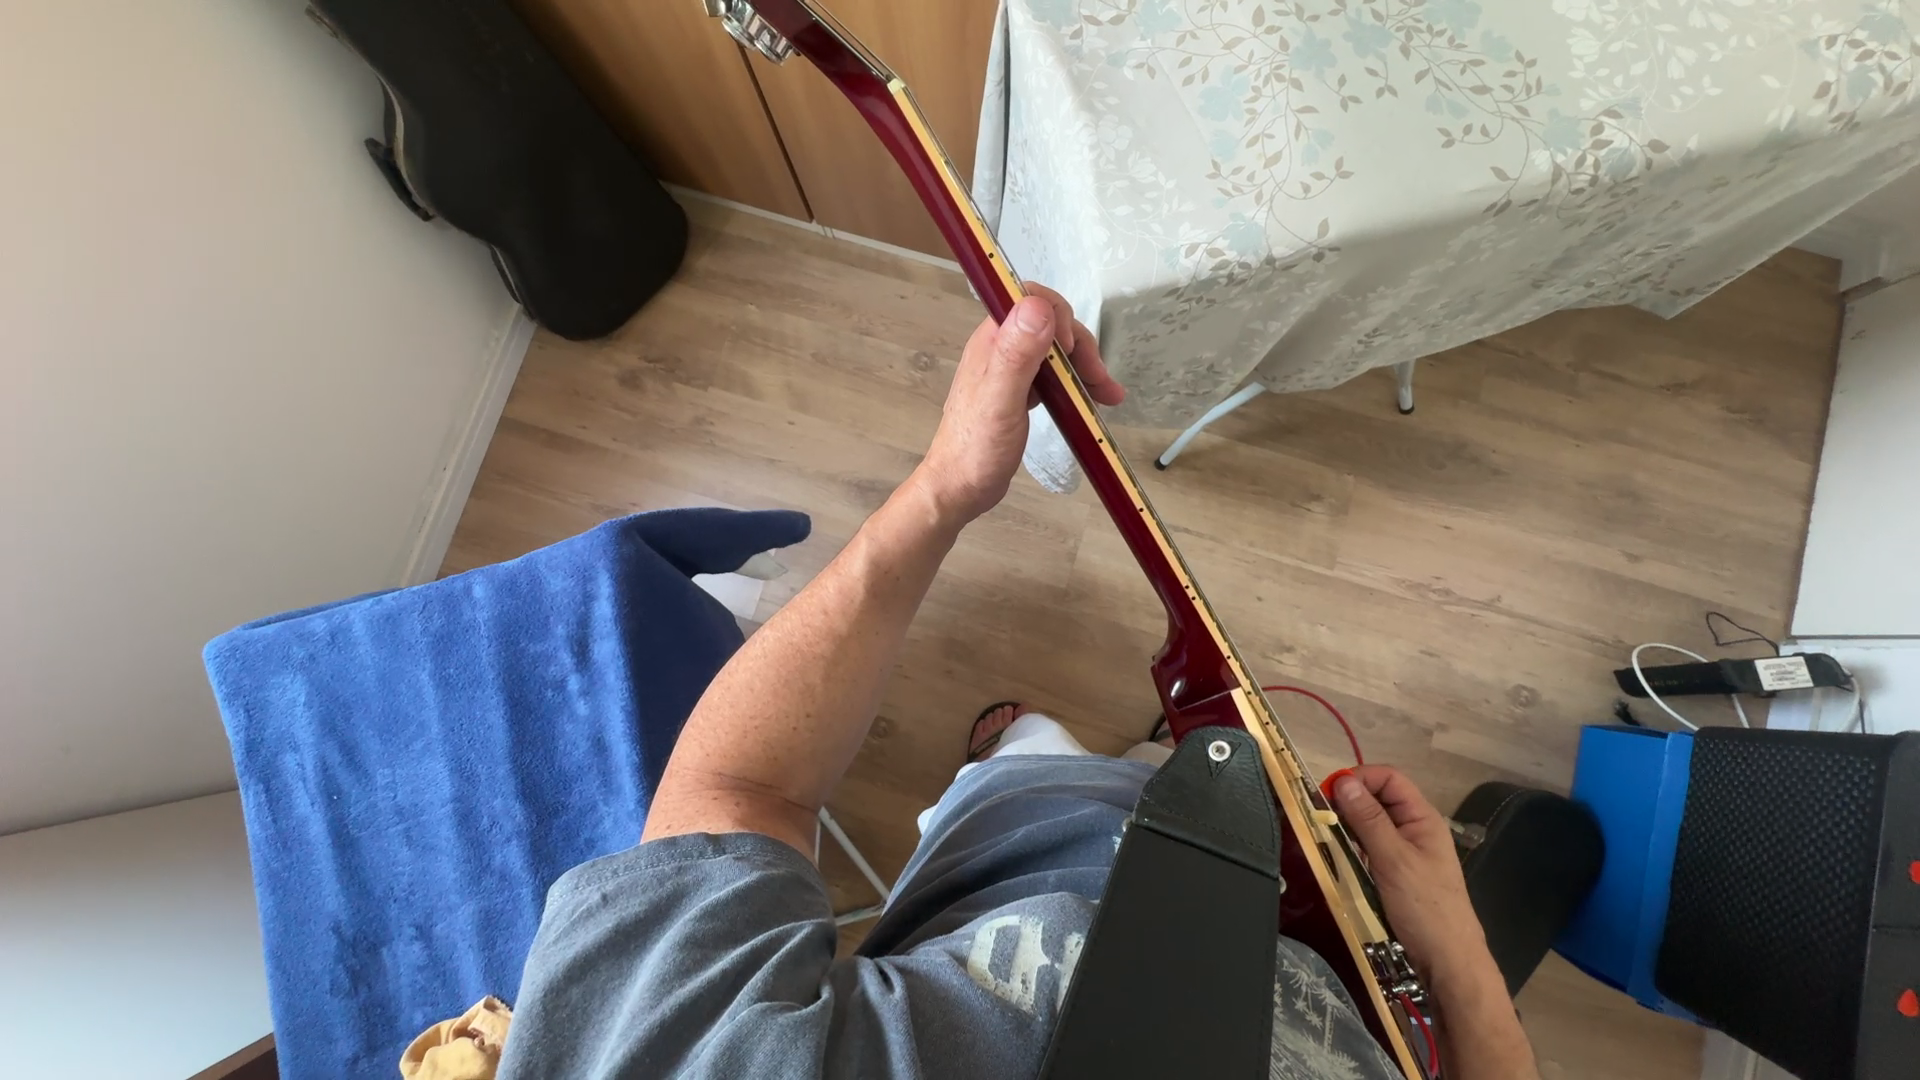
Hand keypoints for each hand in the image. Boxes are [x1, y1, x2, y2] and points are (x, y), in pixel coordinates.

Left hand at [911, 285, 1123, 523]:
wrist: (959, 489)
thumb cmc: (975, 450)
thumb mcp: (1000, 401)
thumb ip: (1016, 354)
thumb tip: (1038, 307)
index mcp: (991, 341)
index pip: (1028, 298)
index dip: (1058, 315)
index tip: (1071, 351)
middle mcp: (999, 349)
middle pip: (1049, 325)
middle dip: (1080, 346)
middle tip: (1101, 381)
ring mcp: (1008, 372)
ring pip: (1054, 351)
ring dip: (1083, 366)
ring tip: (1108, 395)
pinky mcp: (1016, 394)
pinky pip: (1051, 377)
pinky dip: (1074, 385)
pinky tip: (1092, 401)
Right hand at [1332, 765, 1490, 984]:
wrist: (1447, 964)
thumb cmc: (1425, 908)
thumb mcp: (1393, 860)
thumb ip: (1368, 819)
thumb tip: (1342, 781)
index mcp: (1422, 819)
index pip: (1388, 778)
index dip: (1359, 778)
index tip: (1330, 795)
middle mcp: (1412, 829)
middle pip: (1375, 798)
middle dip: (1347, 803)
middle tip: (1323, 818)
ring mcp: (1403, 851)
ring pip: (1367, 823)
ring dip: (1346, 826)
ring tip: (1328, 839)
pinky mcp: (1392, 871)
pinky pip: (1366, 846)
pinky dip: (1350, 847)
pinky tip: (1340, 859)